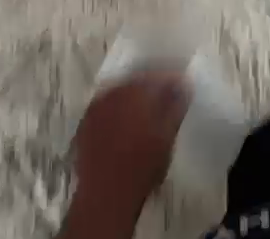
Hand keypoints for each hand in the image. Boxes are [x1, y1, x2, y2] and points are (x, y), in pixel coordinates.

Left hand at [69, 70, 190, 220]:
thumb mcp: (167, 136)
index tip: (182, 82)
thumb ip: (176, 106)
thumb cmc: (142, 166)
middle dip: (152, 83)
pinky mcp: (84, 123)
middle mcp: (113, 92)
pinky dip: (116, 109)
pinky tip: (123, 122)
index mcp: (136, 90)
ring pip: (120, 91)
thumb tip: (184, 84)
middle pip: (137, 78)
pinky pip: (105, 106)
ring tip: (146, 109)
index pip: (158, 73)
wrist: (105, 195)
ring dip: (133, 95)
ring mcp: (95, 107)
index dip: (172, 76)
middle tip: (165, 94)